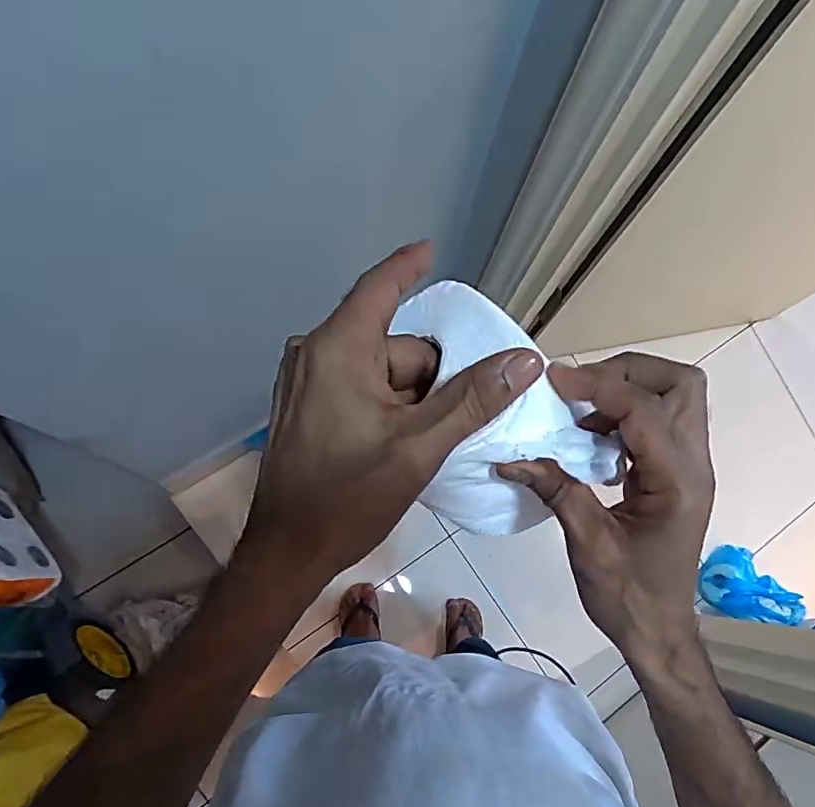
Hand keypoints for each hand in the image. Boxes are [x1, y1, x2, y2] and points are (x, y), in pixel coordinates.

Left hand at [240, 241, 542, 583]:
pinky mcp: (307, 411)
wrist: (290, 549)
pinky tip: (403, 446)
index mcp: (339, 348)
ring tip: (426, 446)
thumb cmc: (349, 496)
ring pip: (382, 374)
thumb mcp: (420, 447)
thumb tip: (524, 361)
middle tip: (451, 425)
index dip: (410, 266)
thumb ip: (473, 401)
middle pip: (396, 346)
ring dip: (413, 401)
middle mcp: (317, 355)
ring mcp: (308, 385)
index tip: (432, 250)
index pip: (381, 287)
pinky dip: (390, 409)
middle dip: (431, 379)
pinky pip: (362, 392)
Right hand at [497, 353, 711, 665]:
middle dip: (628, 371)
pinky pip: (663, 423)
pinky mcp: (681, 475)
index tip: (554, 380)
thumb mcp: (589, 546)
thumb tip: (511, 459)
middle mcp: (696, 465)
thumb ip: (557, 492)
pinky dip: (629, 415)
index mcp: (678, 482)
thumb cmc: (628, 598)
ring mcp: (693, 469)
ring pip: (678, 397)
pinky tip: (595, 438)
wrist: (660, 631)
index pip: (644, 409)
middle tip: (578, 390)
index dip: (598, 385)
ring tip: (580, 413)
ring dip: (629, 391)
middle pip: (681, 384)